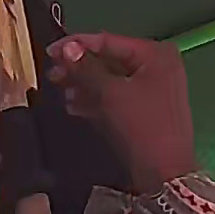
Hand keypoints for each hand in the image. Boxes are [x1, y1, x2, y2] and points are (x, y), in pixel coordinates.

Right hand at [45, 32, 196, 191]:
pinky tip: (73, 105)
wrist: (164, 172)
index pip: (109, 41)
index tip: (50, 51)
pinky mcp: (142, 109)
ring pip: (109, 80)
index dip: (77, 45)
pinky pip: (114, 97)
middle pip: (108, 60)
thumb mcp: (111, 94)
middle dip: (79, 68)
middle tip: (52, 74)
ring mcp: (150, 89)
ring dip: (83, 85)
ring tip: (59, 89)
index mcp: (154, 54)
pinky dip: (94, 100)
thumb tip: (66, 48)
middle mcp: (154, 66)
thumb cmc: (142, 126)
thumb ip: (87, 69)